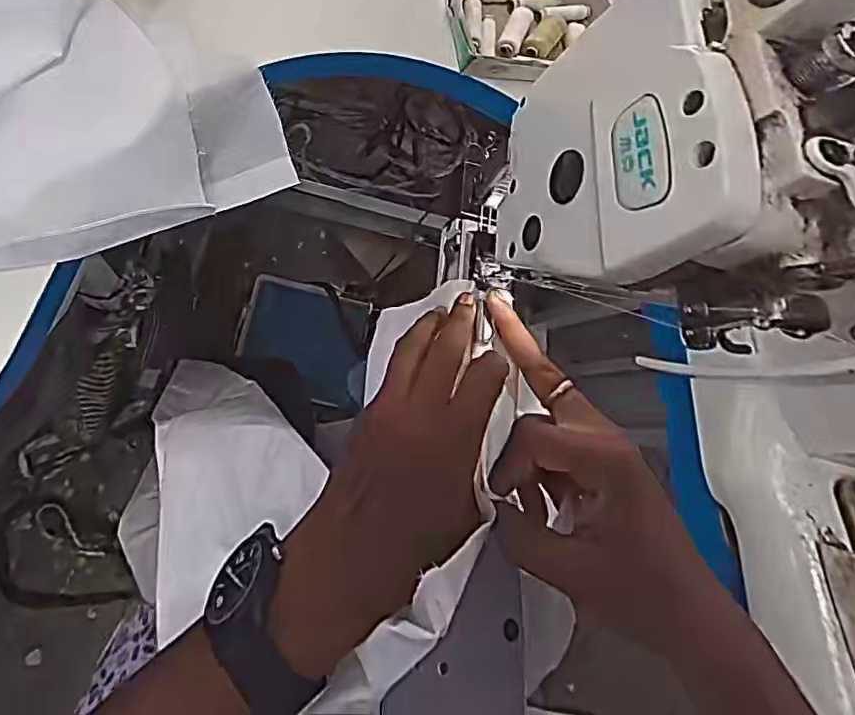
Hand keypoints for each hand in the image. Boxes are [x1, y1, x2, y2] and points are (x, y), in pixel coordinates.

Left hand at [269, 295, 507, 677]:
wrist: (354, 550)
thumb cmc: (408, 542)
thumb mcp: (468, 508)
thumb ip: (481, 466)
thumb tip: (486, 447)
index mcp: (456, 437)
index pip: (484, 377)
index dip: (497, 360)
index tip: (500, 356)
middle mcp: (424, 413)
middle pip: (447, 349)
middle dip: (462, 321)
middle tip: (469, 304)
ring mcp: (393, 407)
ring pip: (413, 348)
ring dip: (430, 324)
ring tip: (441, 311)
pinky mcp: (371, 411)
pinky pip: (392, 365)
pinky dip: (406, 345)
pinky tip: (413, 342)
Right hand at [484, 295, 725, 654]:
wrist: (689, 615)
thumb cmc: (650, 592)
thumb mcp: (573, 571)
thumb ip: (520, 535)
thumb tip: (494, 510)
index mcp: (604, 457)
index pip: (534, 435)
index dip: (508, 466)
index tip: (499, 496)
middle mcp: (606, 442)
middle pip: (551, 383)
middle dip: (518, 348)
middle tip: (495, 312)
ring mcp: (606, 451)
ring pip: (551, 414)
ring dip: (523, 433)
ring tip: (507, 464)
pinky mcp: (602, 467)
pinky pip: (559, 443)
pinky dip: (536, 458)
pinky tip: (529, 494)